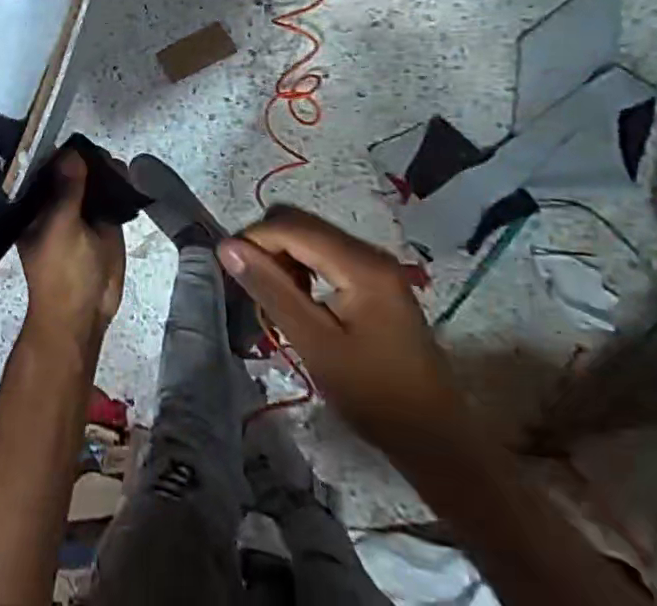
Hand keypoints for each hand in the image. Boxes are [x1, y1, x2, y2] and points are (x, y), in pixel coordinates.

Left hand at [17, 152, 126, 345]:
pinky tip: (128, 178)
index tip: (82, 143)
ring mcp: (81, 213)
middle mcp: (56, 205)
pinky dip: (120, 186)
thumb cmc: (63, 271)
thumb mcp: (63, 227)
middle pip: (73, 172)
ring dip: (106, 171)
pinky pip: (111, 196)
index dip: (63, 155)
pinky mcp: (103, 222)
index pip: (47, 170)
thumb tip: (72, 153)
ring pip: (94, 181)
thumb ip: (68, 190)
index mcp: (35, 207)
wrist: (84, 312)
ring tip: (118, 168)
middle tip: (104, 158)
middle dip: (88, 161)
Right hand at [219, 207, 471, 462]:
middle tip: (249, 285)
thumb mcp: (313, 342)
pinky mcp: (376, 280)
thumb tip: (227, 248)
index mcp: (361, 264)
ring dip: (284, 256)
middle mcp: (370, 252)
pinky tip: (297, 299)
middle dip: (268, 245)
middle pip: (304, 224)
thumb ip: (271, 289)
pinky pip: (328, 255)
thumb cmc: (371, 392)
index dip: (253, 239)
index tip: (225, 267)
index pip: (293, 227)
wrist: (431, 433)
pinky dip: (303, 267)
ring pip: (314, 237)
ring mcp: (376, 265)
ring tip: (271, 296)